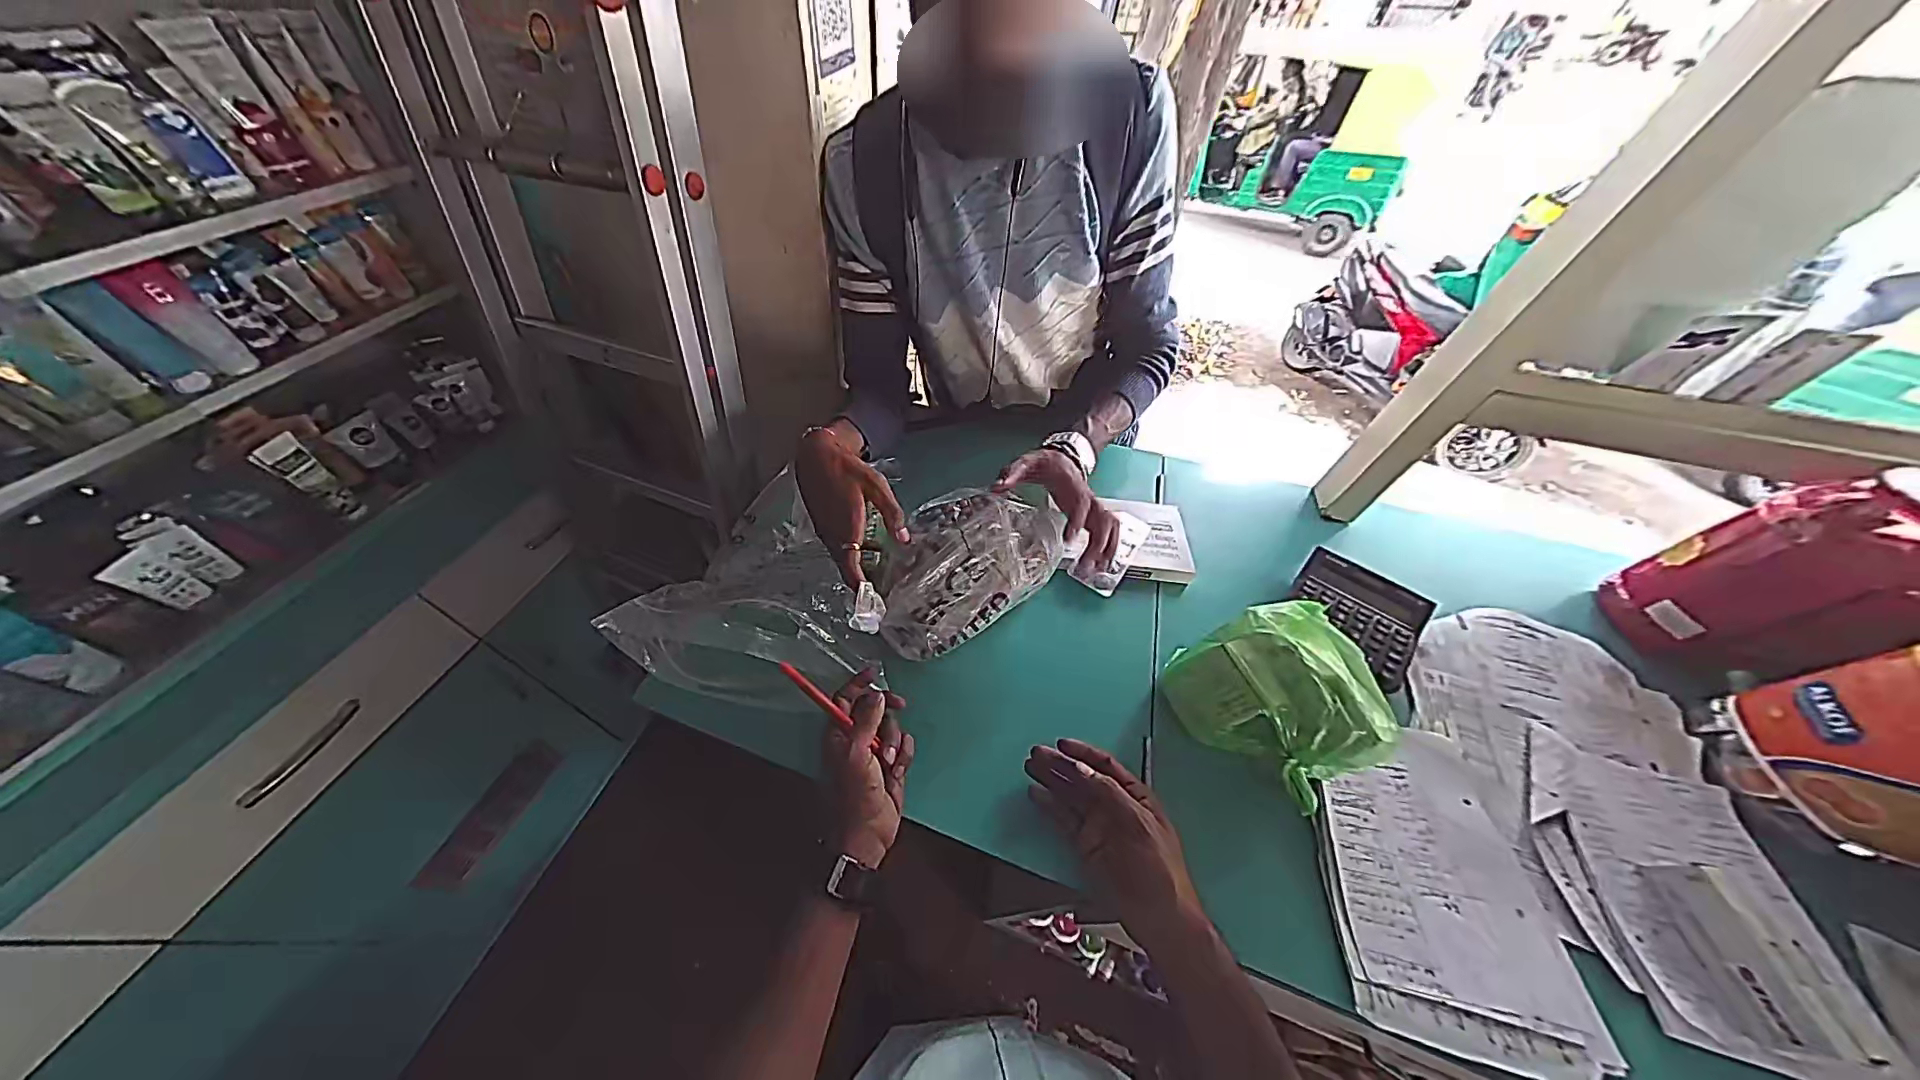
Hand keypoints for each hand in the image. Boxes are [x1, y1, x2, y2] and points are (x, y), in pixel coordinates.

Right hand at [795, 423, 908, 586]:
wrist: (816, 456)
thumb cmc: (848, 469)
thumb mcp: (877, 487)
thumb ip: (892, 514)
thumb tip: (905, 540)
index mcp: (847, 529)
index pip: (852, 570)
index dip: (862, 589)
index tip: (874, 603)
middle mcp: (833, 535)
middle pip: (846, 569)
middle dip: (862, 585)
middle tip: (880, 595)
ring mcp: (825, 532)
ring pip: (842, 558)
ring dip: (856, 569)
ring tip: (877, 577)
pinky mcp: (822, 526)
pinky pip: (837, 548)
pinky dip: (850, 555)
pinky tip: (866, 552)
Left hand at [825, 670, 913, 867]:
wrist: (866, 835)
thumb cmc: (852, 797)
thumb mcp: (856, 754)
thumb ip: (866, 720)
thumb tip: (875, 693)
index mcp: (838, 733)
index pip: (845, 697)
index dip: (858, 682)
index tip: (874, 671)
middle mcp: (855, 739)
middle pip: (875, 709)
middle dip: (887, 714)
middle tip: (899, 706)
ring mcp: (873, 753)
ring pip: (892, 728)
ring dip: (895, 742)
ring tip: (888, 763)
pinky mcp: (891, 766)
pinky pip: (904, 747)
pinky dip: (904, 755)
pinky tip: (897, 770)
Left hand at [993, 449, 1119, 575]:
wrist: (1063, 457)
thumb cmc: (1048, 462)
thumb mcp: (1029, 462)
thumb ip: (1014, 472)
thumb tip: (998, 485)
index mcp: (1073, 486)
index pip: (1082, 504)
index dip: (1079, 522)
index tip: (1071, 540)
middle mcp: (1089, 497)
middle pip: (1103, 521)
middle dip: (1098, 544)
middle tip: (1086, 565)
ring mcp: (1093, 506)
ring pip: (1111, 527)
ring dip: (1108, 549)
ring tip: (1097, 570)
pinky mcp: (1092, 514)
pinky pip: (1108, 530)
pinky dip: (1109, 547)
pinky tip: (1103, 563)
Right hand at [1025, 740, 1202, 940]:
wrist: (1160, 918)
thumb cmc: (1157, 867)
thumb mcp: (1138, 823)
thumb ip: (1108, 793)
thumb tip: (1079, 768)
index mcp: (1135, 797)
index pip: (1106, 767)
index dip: (1084, 754)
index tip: (1061, 744)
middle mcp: (1115, 807)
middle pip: (1084, 779)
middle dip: (1061, 765)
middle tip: (1036, 753)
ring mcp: (1100, 827)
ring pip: (1071, 797)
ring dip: (1052, 781)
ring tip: (1030, 766)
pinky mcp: (1086, 847)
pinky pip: (1065, 821)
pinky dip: (1050, 806)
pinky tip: (1036, 794)